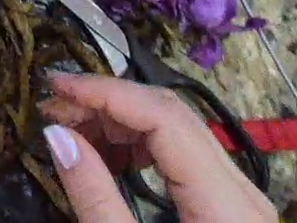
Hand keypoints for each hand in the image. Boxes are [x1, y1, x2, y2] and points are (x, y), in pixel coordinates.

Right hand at [39, 73, 276, 222]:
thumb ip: (95, 198)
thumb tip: (55, 133)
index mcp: (229, 208)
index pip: (163, 116)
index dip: (104, 92)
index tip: (51, 87)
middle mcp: (245, 194)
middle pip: (171, 114)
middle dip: (106, 100)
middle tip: (52, 108)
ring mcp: (243, 202)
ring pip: (177, 128)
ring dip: (118, 119)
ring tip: (71, 130)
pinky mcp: (232, 212)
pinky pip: (183, 153)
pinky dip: (138, 143)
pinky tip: (106, 155)